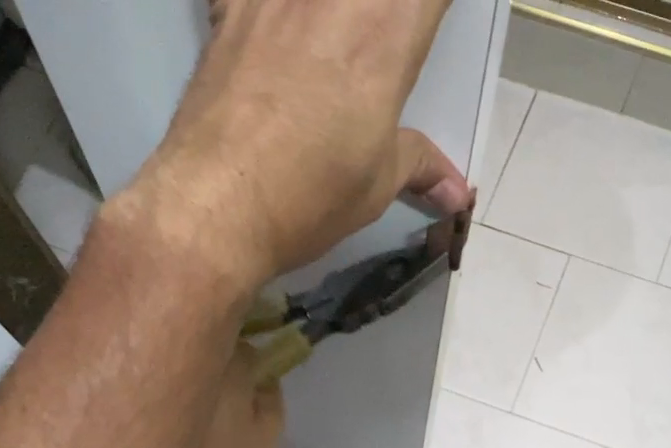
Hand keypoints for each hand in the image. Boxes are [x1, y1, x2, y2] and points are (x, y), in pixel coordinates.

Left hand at [119, 0, 474, 287]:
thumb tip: (455, 193)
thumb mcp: (375, 186)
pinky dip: (270, 8)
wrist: (215, 205)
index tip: (428, 25)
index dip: (428, 10)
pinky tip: (270, 27)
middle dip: (382, 13)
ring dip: (326, 14)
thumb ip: (417, 165)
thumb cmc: (310, 196)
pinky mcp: (228, 9)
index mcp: (388, 31)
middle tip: (376, 40)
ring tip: (327, 42)